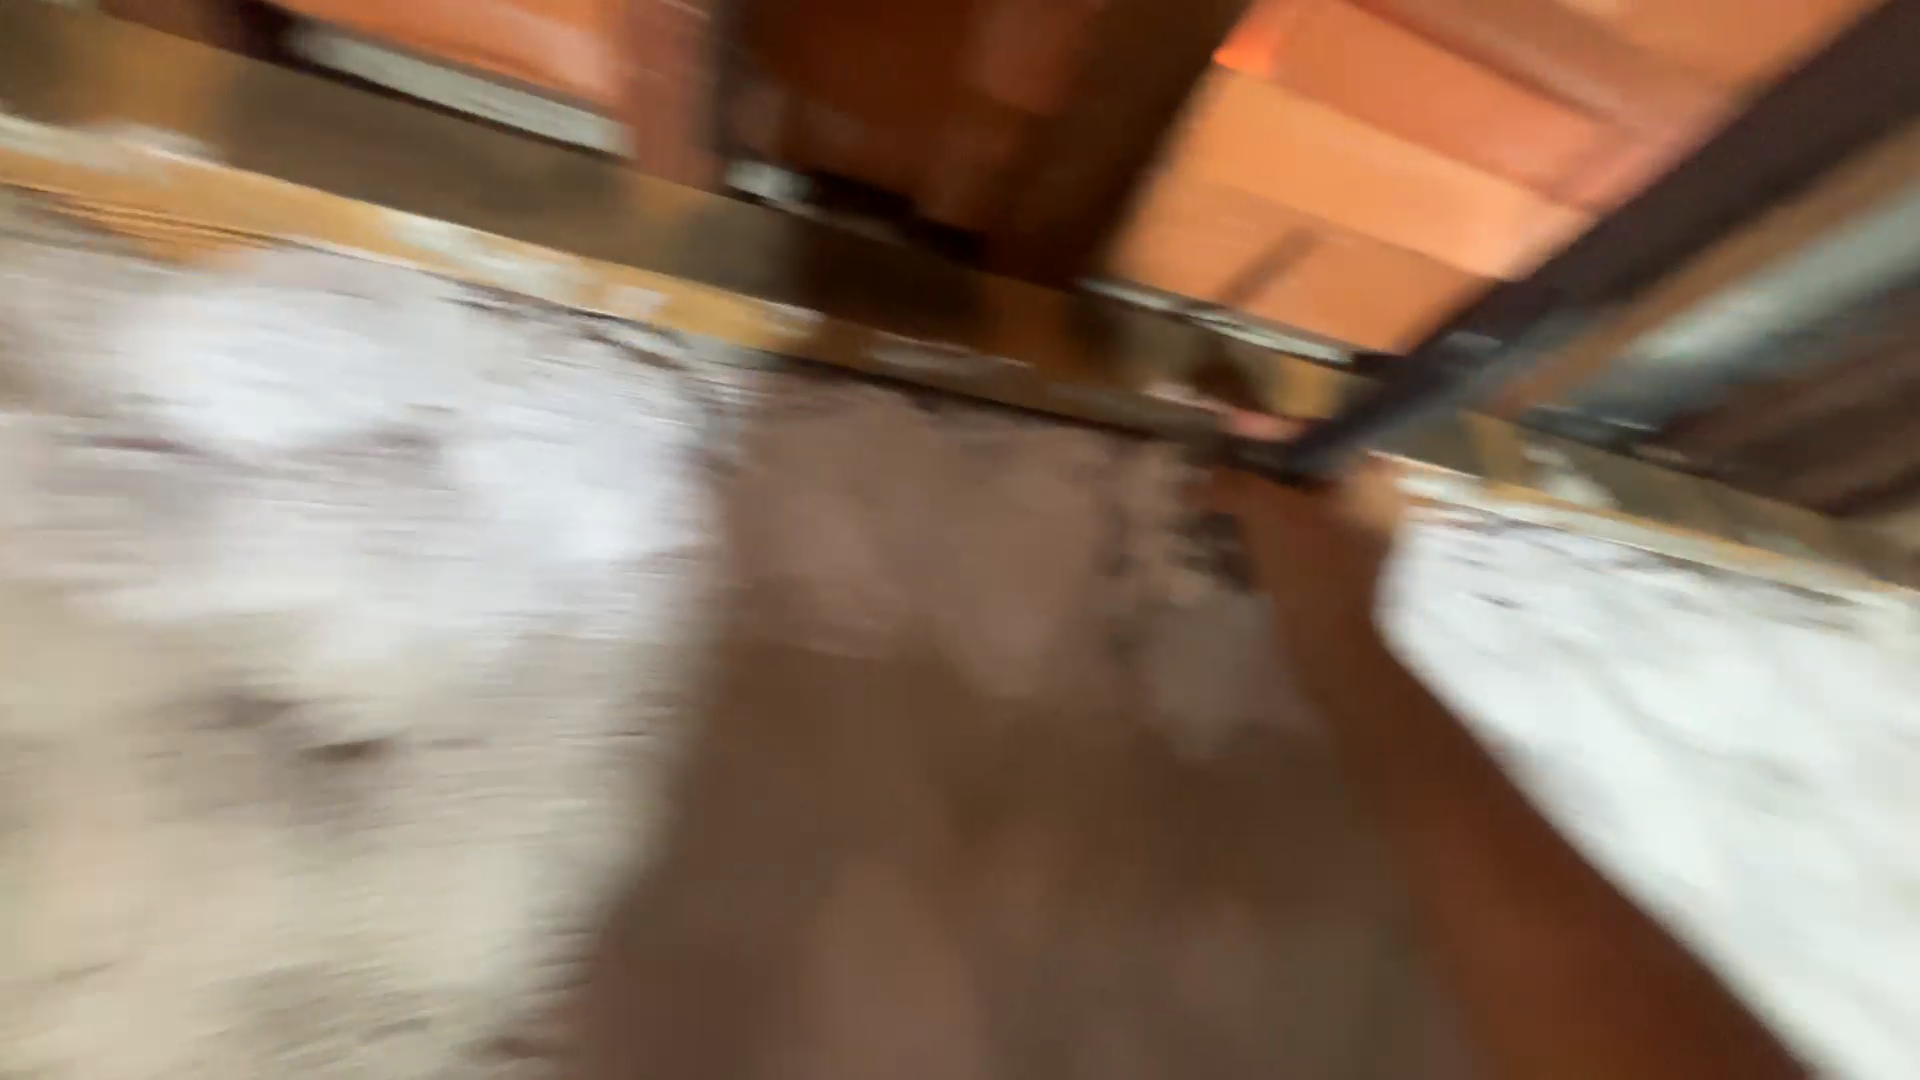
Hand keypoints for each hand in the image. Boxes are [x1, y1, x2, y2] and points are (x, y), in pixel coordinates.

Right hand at [1206, 448, 1405, 654]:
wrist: (1331, 642)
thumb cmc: (1309, 564)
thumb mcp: (1263, 511)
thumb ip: (1229, 485)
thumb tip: (1194, 483)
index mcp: (1375, 475)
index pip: (1318, 433)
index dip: (1269, 430)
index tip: (1231, 432)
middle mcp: (1382, 499)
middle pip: (1311, 468)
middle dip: (1264, 468)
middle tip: (1226, 467)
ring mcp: (1369, 536)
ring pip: (1307, 501)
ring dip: (1266, 499)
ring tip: (1227, 498)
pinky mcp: (1350, 566)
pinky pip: (1308, 531)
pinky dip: (1277, 527)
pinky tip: (1245, 531)